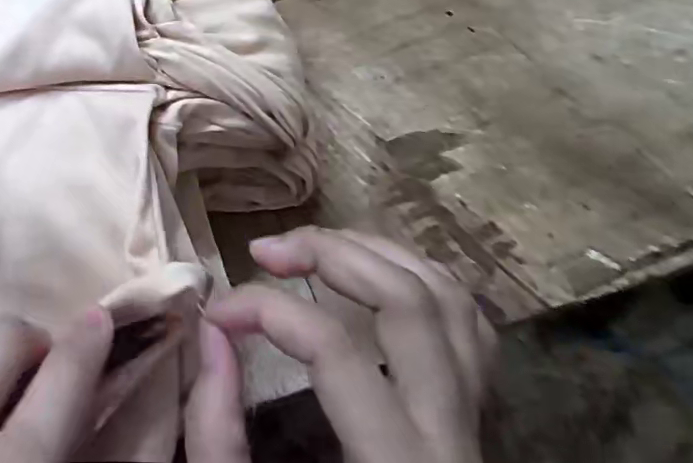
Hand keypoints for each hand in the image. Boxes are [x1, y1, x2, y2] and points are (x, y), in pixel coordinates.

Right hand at [186, 228, 495, 462]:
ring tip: (311, 248)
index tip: (214, 315)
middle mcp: (458, 445)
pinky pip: (468, 328)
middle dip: (329, 254)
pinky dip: (415, 279)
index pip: (334, 350)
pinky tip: (368, 276)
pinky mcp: (478, 426)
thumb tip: (212, 336)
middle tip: (263, 250)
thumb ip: (218, 437)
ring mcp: (480, 431)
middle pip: (410, 304)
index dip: (263, 310)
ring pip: (452, 302)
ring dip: (376, 253)